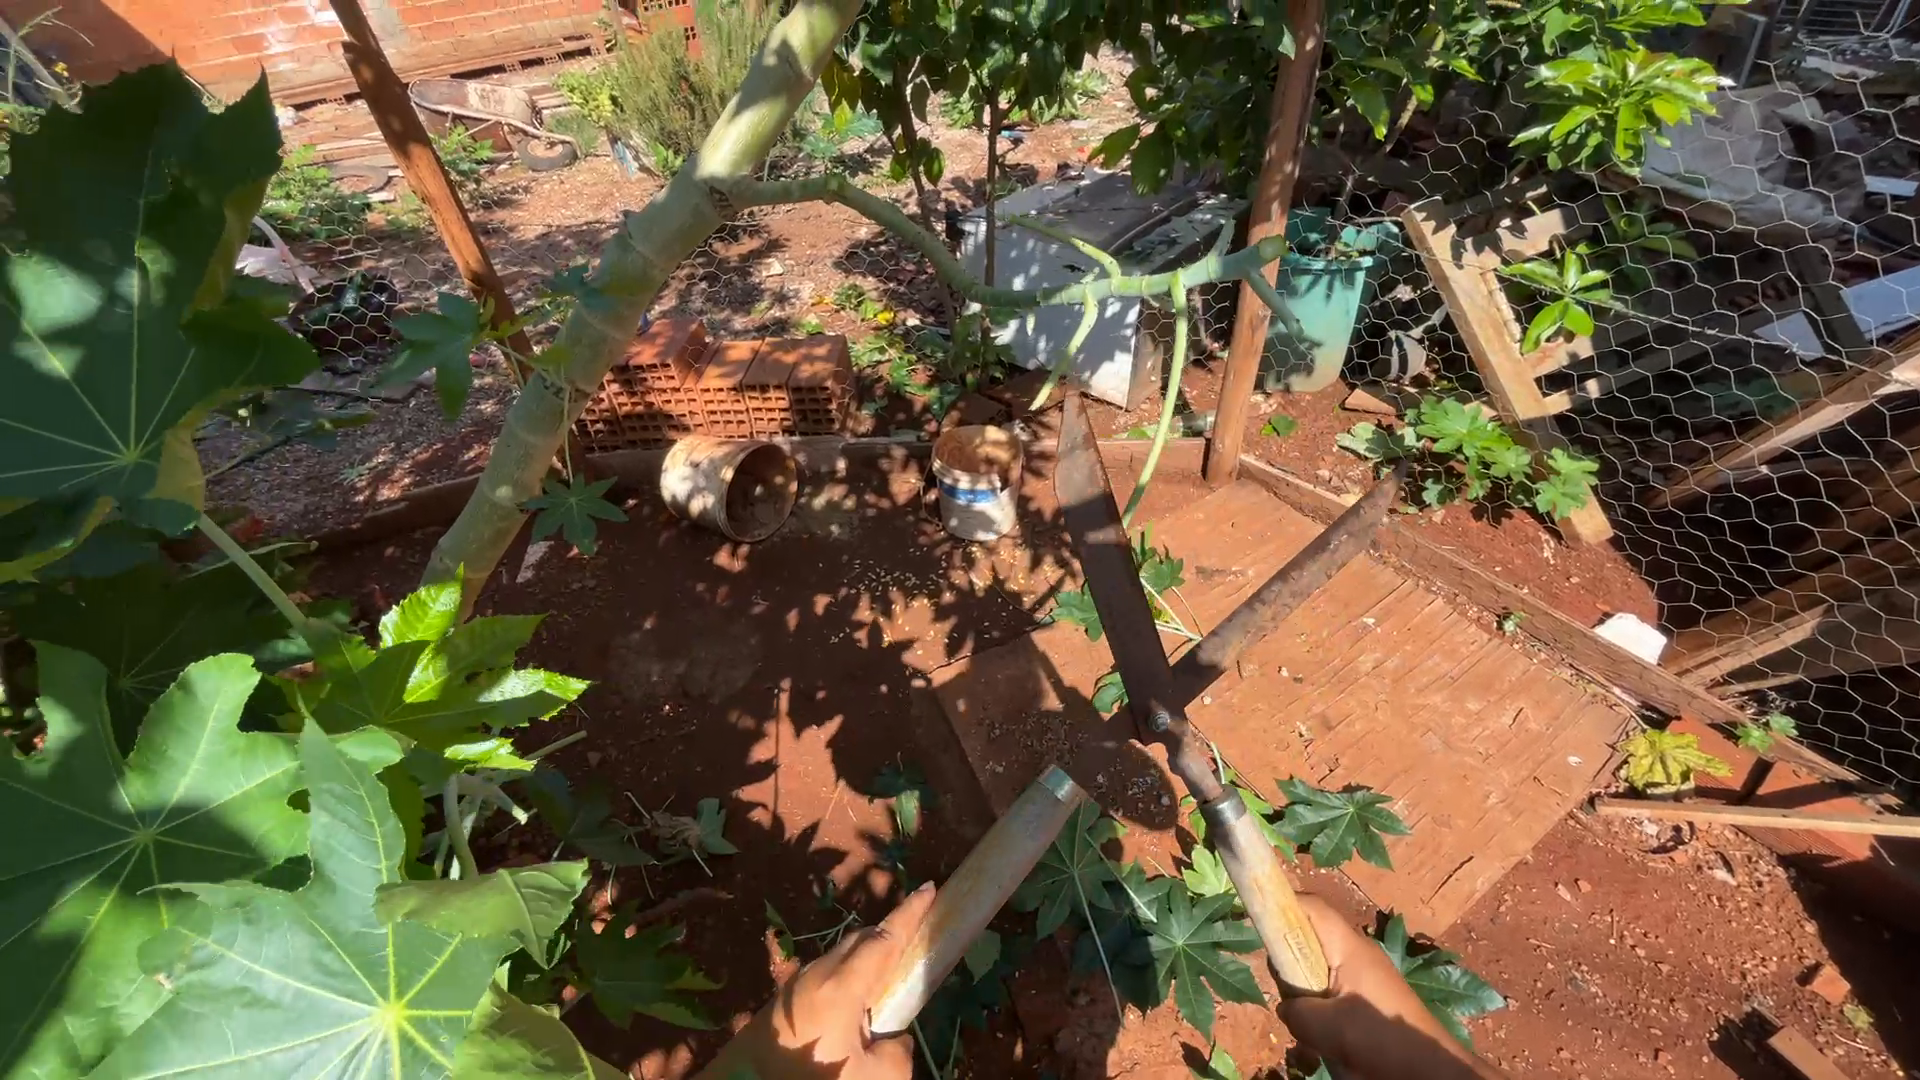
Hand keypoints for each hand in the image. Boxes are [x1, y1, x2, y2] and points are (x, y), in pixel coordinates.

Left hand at [697, 883, 935, 1079]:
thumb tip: (893, 1036)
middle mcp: (819, 973)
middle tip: (912, 944)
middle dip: (888, 934)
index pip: (885, 937)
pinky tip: (850, 1012)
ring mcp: (797, 986)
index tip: (928, 887)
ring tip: (883, 986)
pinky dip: (846, 980)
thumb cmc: (813, 1078)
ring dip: (865, 960)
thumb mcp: (871, 1079)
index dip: (910, 912)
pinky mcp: (782, 1003)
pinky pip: (824, 977)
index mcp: (843, 984)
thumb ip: (896, 1054)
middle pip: (861, 940)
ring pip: (840, 957)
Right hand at [1279, 895, 1506, 1079]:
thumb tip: (1287, 1009)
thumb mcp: (1328, 1026)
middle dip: (1290, 967)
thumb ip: (1295, 1010)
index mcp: (1347, 945)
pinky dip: (1325, 1015)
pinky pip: (1333, 997)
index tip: (1257, 924)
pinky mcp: (1370, 1004)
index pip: (1308, 905)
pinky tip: (1330, 1042)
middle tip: (1290, 997)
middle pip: (1307, 942)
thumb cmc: (1383, 1038)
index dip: (1280, 905)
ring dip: (1308, 999)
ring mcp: (1365, 979)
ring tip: (1315, 1030)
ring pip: (1317, 974)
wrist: (1437, 1077)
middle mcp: (1356, 954)